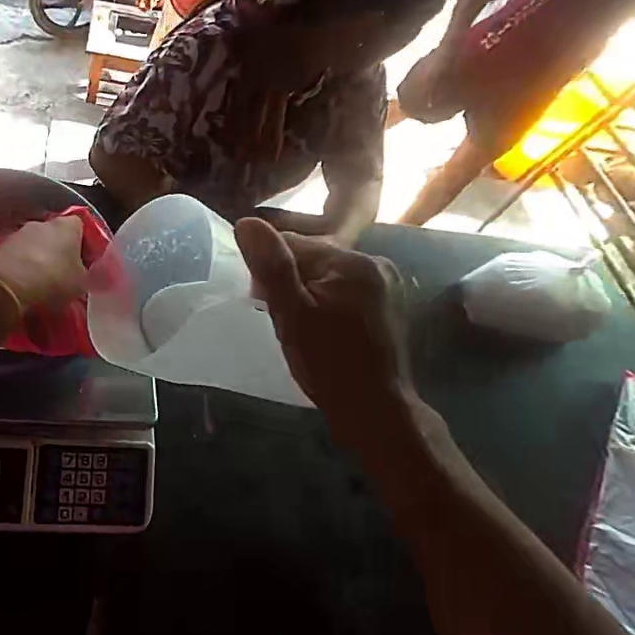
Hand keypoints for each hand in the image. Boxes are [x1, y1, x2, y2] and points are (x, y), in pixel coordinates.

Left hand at [0, 215, 86, 311]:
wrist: (6, 288)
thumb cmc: (53, 280)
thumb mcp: (82, 283)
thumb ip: (87, 273)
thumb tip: (86, 272)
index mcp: (67, 225)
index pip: (82, 227)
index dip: (86, 244)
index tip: (87, 263)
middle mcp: (42, 223)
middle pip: (57, 235)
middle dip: (61, 251)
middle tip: (66, 274)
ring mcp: (19, 233)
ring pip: (36, 245)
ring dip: (40, 258)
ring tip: (44, 282)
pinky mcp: (0, 247)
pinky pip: (19, 256)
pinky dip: (23, 266)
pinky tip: (25, 284)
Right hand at [235, 218, 413, 443]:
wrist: (377, 411)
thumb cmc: (329, 364)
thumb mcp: (291, 314)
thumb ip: (271, 266)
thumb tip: (246, 223)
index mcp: (351, 261)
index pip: (292, 244)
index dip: (270, 272)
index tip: (264, 304)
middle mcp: (374, 263)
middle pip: (310, 259)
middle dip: (289, 284)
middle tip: (285, 321)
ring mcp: (385, 285)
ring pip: (325, 276)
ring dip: (306, 295)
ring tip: (302, 329)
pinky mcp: (388, 305)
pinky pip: (343, 291)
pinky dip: (326, 305)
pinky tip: (323, 331)